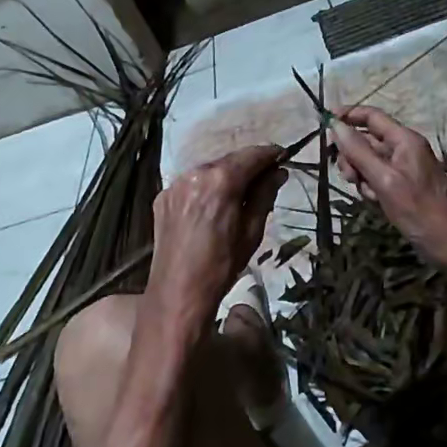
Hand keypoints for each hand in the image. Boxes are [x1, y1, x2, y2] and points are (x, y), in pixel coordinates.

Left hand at [149, 146, 286, 316]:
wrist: (178, 292)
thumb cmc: (222, 265)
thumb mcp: (252, 231)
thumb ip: (265, 195)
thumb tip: (278, 172)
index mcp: (221, 181)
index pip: (251, 155)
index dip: (270, 154)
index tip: (283, 156)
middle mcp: (195, 174)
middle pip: (229, 160)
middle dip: (248, 166)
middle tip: (265, 179)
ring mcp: (175, 185)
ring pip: (208, 171)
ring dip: (225, 177)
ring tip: (239, 196)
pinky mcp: (163, 197)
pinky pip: (191, 184)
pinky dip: (205, 189)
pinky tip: (212, 207)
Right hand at [330, 106, 446, 262]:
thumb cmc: (419, 210)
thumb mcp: (384, 180)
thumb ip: (358, 152)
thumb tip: (335, 125)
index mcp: (404, 140)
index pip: (371, 116)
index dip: (347, 115)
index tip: (324, 123)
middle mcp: (404, 149)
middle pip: (366, 140)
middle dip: (351, 155)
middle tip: (349, 177)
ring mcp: (403, 168)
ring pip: (368, 161)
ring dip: (360, 175)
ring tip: (369, 194)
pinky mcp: (402, 185)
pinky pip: (377, 178)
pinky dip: (371, 188)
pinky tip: (376, 202)